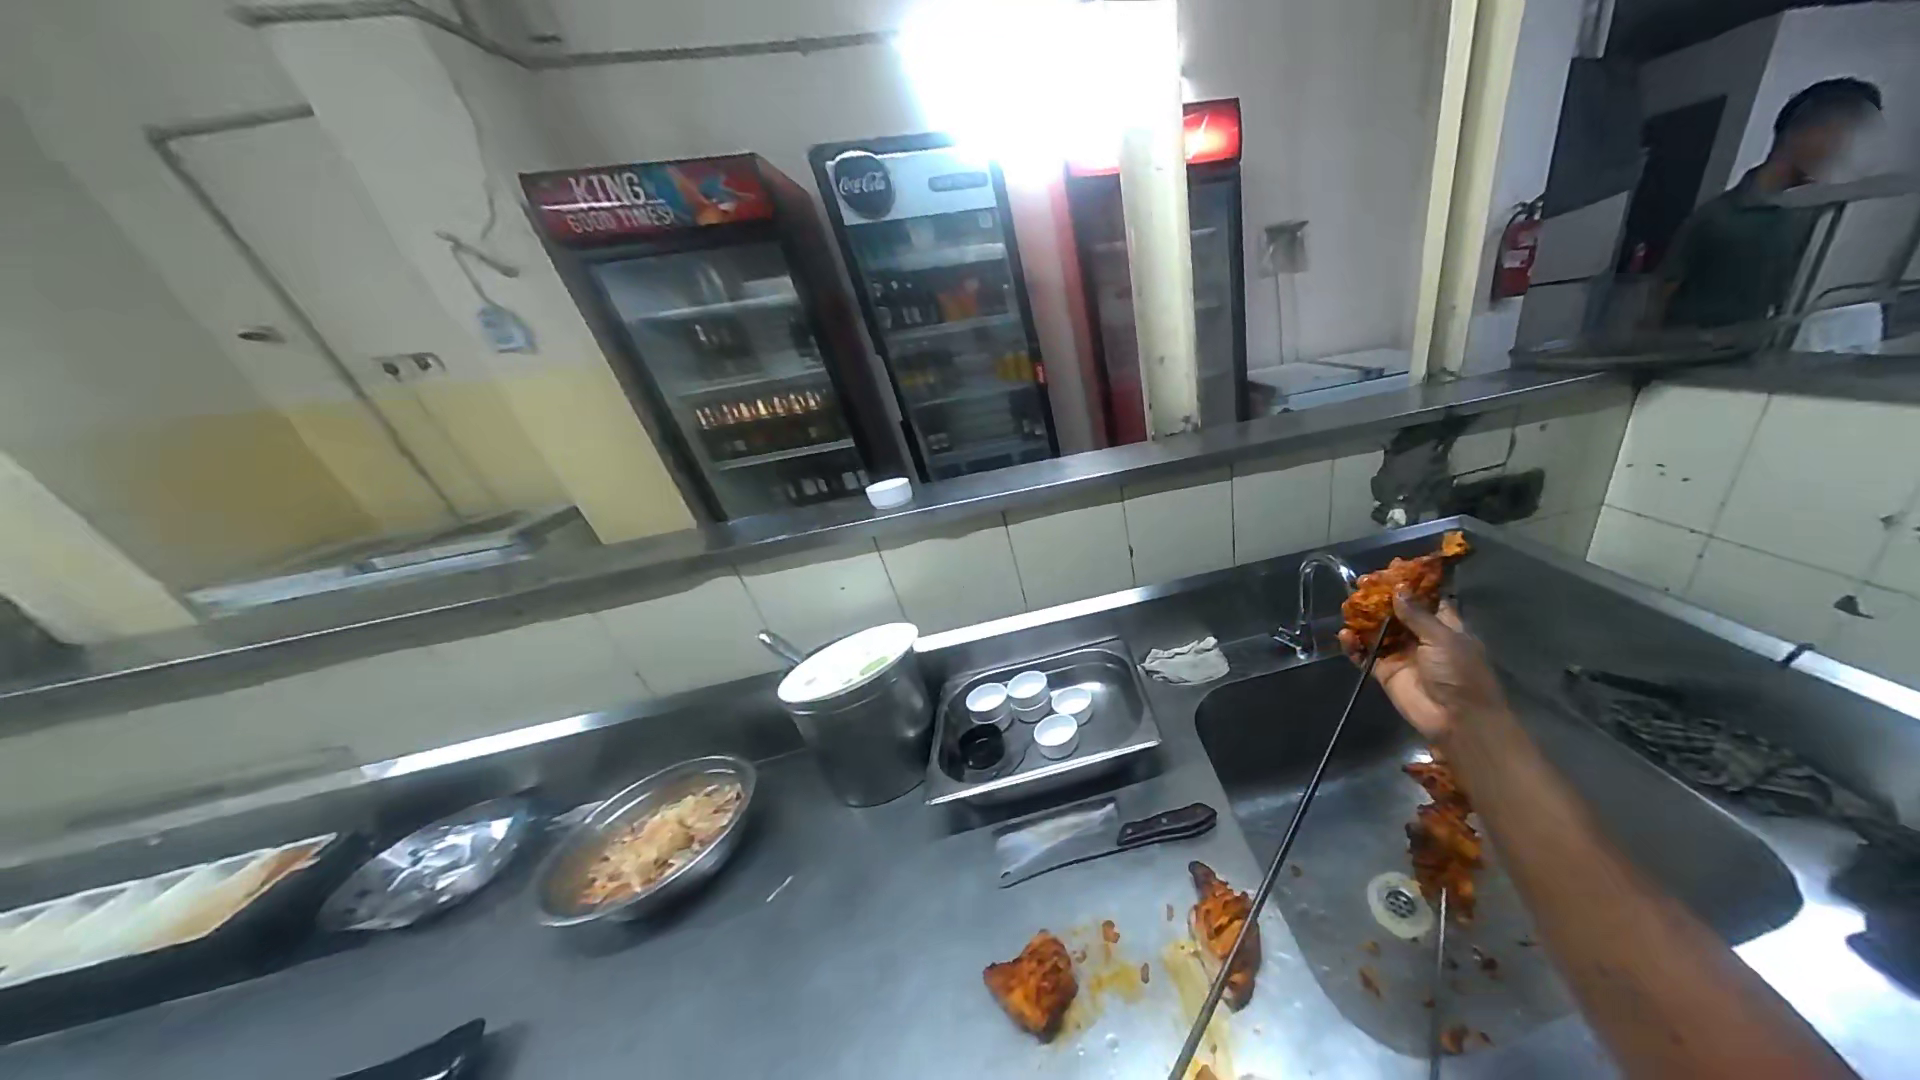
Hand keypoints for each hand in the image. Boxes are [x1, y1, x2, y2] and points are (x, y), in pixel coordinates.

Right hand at [1338, 589, 1507, 742]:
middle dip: (1380, 598)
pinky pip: (1364, 655)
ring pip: (1377, 630)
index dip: (1411, 585)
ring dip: (1363, 618)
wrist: (1457, 719)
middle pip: (1397, 612)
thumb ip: (1418, 615)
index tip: (1393, 568)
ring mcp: (1401, 654)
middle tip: (1361, 583)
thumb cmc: (1461, 674)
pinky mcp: (1384, 672)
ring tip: (1347, 606)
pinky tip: (1345, 635)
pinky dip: (1353, 646)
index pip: (1427, 600)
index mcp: (1445, 627)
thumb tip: (1398, 590)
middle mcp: (1422, 638)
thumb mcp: (1444, 639)